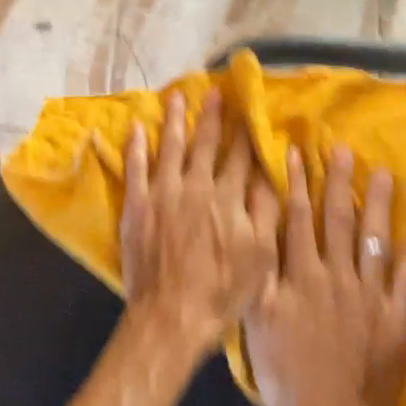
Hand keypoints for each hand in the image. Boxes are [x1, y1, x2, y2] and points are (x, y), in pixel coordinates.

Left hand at [119, 90, 281, 352]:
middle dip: (212, 117)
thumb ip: (265, 212)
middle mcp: (196, 186)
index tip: (247, 110)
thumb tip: (270, 174)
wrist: (172, 313)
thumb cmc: (222, 291)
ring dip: (174, 120)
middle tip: (214, 92)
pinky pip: (134, 167)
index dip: (245, 134)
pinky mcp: (137, 204)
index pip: (240, 158)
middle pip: (205, 145)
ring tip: (176, 96)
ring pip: (170, 147)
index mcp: (228, 198)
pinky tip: (135, 127)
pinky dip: (135, 145)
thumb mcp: (260, 256)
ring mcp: (163, 192)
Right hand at [245, 144, 405, 405]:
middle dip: (339, 181)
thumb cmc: (284, 370)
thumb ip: (258, 270)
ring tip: (384, 173)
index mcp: (300, 274)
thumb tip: (255, 226)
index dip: (296, 183)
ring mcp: (370, 294)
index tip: (296, 151)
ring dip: (378, 203)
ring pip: (374, 238)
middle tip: (344, 148)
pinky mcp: (395, 316)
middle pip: (338, 219)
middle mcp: (336, 274)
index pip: (297, 217)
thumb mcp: (255, 318)